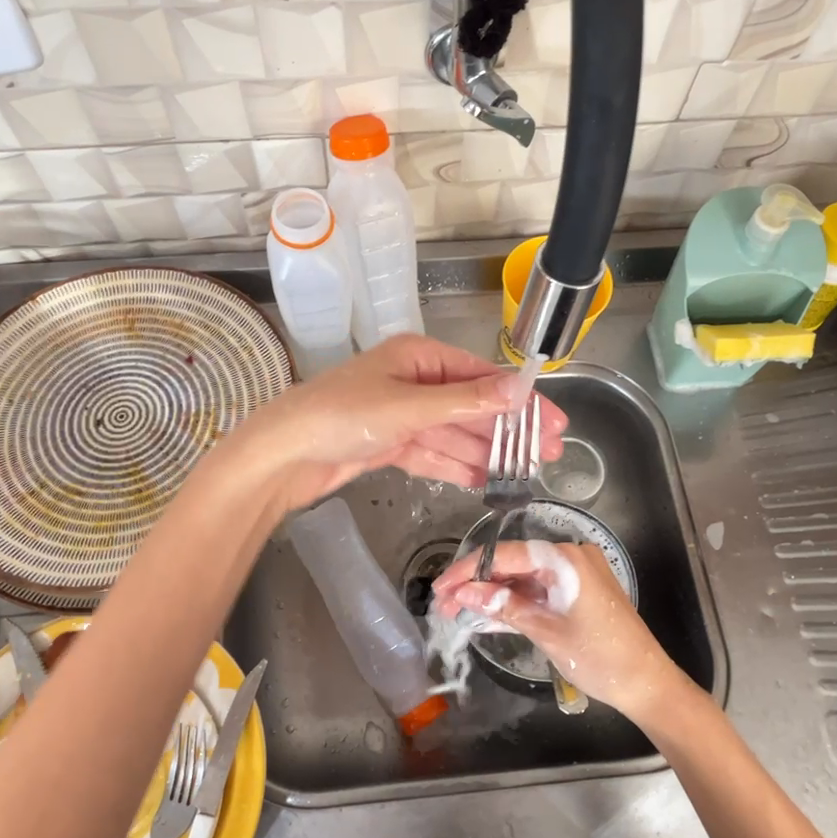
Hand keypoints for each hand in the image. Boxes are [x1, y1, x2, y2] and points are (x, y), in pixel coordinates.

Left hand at [229, 335, 565, 510]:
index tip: (554, 422)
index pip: (482, 377)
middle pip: (471, 406)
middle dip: (508, 430)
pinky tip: (484, 481)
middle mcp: (412, 381)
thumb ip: (466, 402)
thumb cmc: (341, 416)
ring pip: (454, 433)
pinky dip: (456, 466)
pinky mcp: (388, 444)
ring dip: (486, 452)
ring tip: (524, 473)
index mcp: (418, 357)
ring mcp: (400, 414)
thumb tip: (520, 390)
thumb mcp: (410, 407)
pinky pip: (432, 453)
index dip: (520, 400)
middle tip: (549, 453)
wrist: (282, 455)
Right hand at [431, 541, 691, 720]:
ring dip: (490, 594)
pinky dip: (512, 603)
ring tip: (454, 611)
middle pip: (512, 563)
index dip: (469, 570)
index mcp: (566, 559)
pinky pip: (536, 591)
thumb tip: (463, 593)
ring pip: (521, 578)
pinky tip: (484, 614)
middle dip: (475, 583)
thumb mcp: (547, 633)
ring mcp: (573, 576)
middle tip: (442, 604)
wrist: (647, 685)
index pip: (506, 554)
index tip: (440, 587)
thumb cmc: (601, 659)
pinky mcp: (575, 594)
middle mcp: (570, 558)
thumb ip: (505, 607)